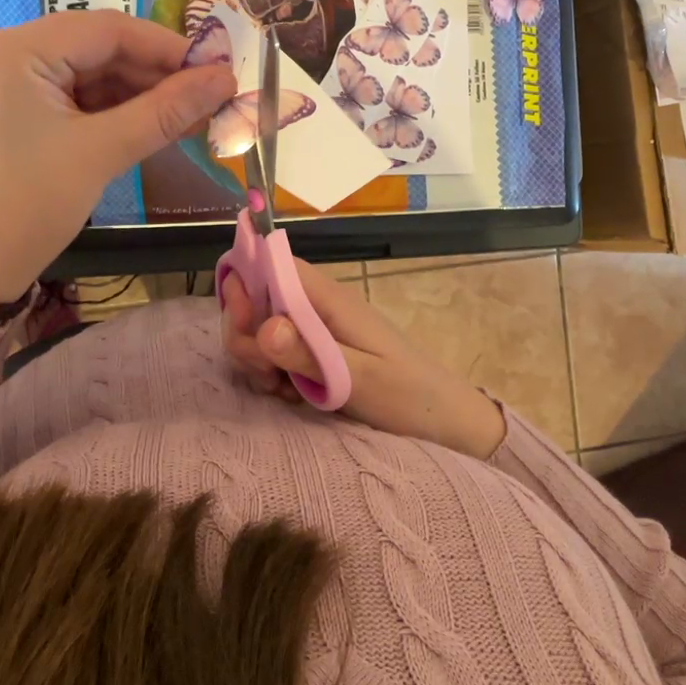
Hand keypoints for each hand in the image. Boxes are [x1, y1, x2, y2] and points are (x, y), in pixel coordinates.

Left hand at [0, 11, 236, 301]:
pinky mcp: (9, 108)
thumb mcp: (103, 153)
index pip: (107, 28)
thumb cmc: (32, 205)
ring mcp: (4, 80)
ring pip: (86, 72)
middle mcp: (4, 51)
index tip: (216, 69)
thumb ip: (167, 111)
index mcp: (16, 49)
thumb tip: (226, 79)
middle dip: (153, 74)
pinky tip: (148, 125)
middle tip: (207, 98)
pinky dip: (108, 109)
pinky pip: (69, 95)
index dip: (167, 47)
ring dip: (136, 94)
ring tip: (187, 116)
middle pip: (96, 47)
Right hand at [221, 261, 506, 459]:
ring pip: (260, 331)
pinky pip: (275, 356)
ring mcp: (314, 331)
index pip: (270, 264)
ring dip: (258, 361)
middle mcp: (316, 307)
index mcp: (327, 299)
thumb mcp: (357, 378)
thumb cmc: (406, 394)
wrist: (443, 420)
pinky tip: (290, 395)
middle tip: (267, 374)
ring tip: (282, 389)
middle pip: (256, 301)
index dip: (245, 286)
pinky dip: (273, 375)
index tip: (243, 327)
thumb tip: (263, 327)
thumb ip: (307, 354)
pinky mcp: (315, 354)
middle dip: (246, 336)